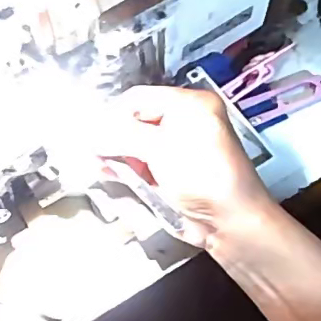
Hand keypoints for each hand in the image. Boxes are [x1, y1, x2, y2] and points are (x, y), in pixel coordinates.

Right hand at [95, 85, 279, 250]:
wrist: (229, 222)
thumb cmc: (207, 179)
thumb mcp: (159, 149)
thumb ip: (121, 136)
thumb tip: (92, 132)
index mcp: (191, 104)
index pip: (139, 98)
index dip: (113, 114)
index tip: (91, 131)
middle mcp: (185, 122)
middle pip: (134, 121)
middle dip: (112, 136)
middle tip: (92, 148)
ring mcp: (178, 149)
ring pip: (134, 144)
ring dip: (115, 153)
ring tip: (98, 162)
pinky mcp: (171, 172)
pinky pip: (140, 163)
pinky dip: (124, 167)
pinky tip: (108, 171)